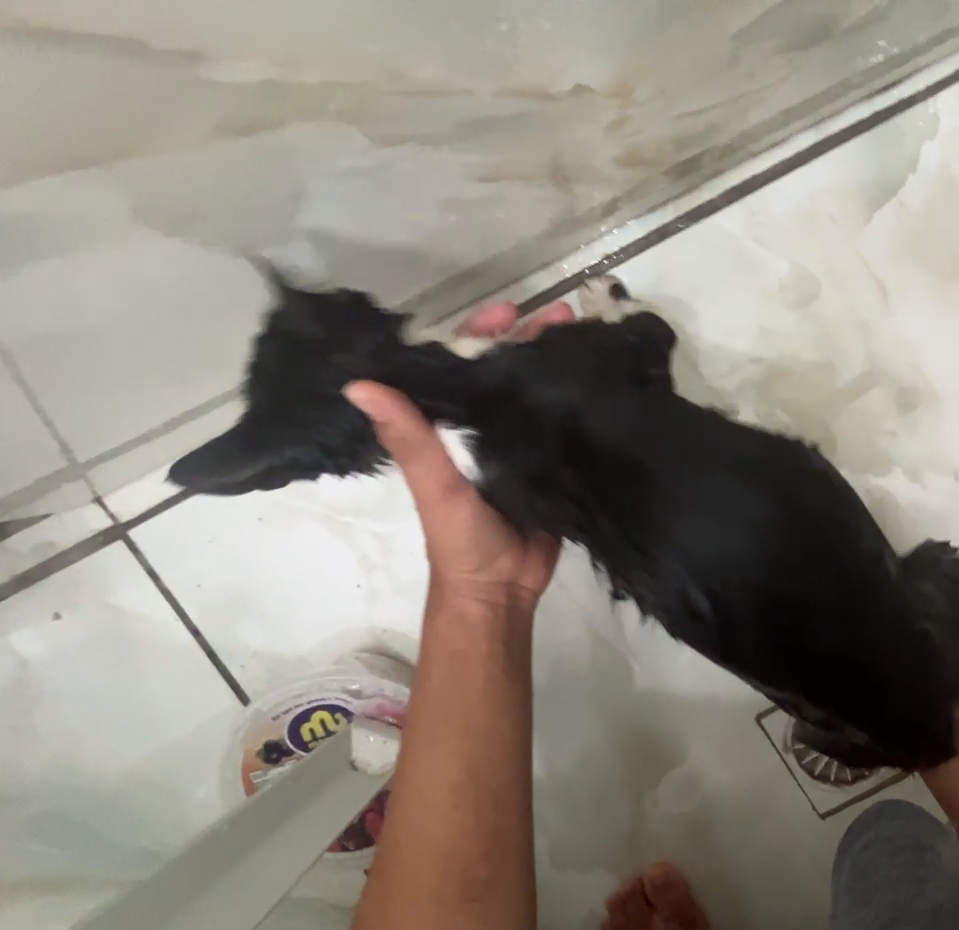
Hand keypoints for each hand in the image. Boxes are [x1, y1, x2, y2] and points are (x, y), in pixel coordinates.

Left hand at [344, 300, 574, 614]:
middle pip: (507, 373)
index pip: (463, 366)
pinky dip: (579, 404)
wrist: (502, 589)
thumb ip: (409, 438)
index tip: (510, 311)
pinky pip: (564, 428)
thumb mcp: (434, 486)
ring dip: (559, 367)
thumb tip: (357, 383)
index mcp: (451, 426)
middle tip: (566, 317)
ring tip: (589, 338)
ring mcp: (521, 447)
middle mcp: (485, 428)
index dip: (482, 334)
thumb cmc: (460, 540)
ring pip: (537, 395)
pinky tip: (601, 384)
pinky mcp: (552, 467)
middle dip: (532, 341)